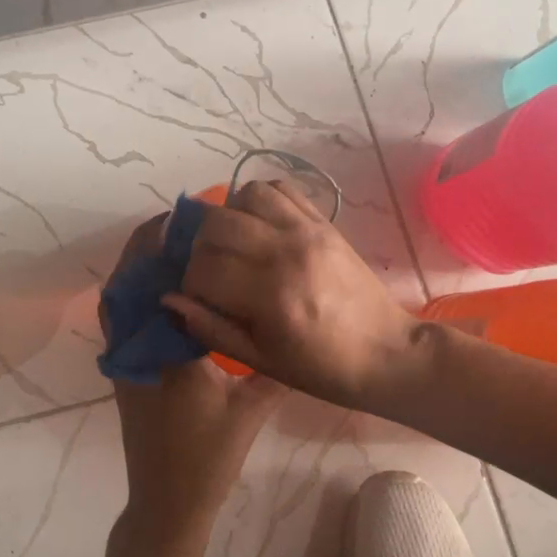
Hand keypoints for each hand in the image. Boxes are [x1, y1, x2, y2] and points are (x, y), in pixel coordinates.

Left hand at [102, 216, 286, 556]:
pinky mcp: (121, 365)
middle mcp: (135, 343)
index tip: (193, 219)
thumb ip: (272, 367)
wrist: (167, 501)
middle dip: (151, 244)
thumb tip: (295, 323)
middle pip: (129, 278)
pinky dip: (133, 287)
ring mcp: (122, 354)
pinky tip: (161, 280)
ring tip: (173, 240)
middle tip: (182, 221)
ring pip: (119, 293)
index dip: (170, 244)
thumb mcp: (249, 409)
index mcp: (167, 348)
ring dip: (139, 262)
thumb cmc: (207, 455)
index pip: (160, 281)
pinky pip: (119, 313)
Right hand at [163, 180, 419, 409]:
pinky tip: (258, 225)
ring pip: (244, 196)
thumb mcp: (261, 361)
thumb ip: (212, 328)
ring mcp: (306, 231)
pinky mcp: (322, 221)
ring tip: (233, 242)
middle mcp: (285, 253)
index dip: (189, 282)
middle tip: (209, 267)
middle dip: (200, 246)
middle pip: (216, 224)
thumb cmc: (322, 368)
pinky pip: (279, 189)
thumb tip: (169, 299)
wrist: (387, 353)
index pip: (203, 268)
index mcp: (270, 296)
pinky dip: (258, 199)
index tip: (198, 296)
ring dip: (228, 216)